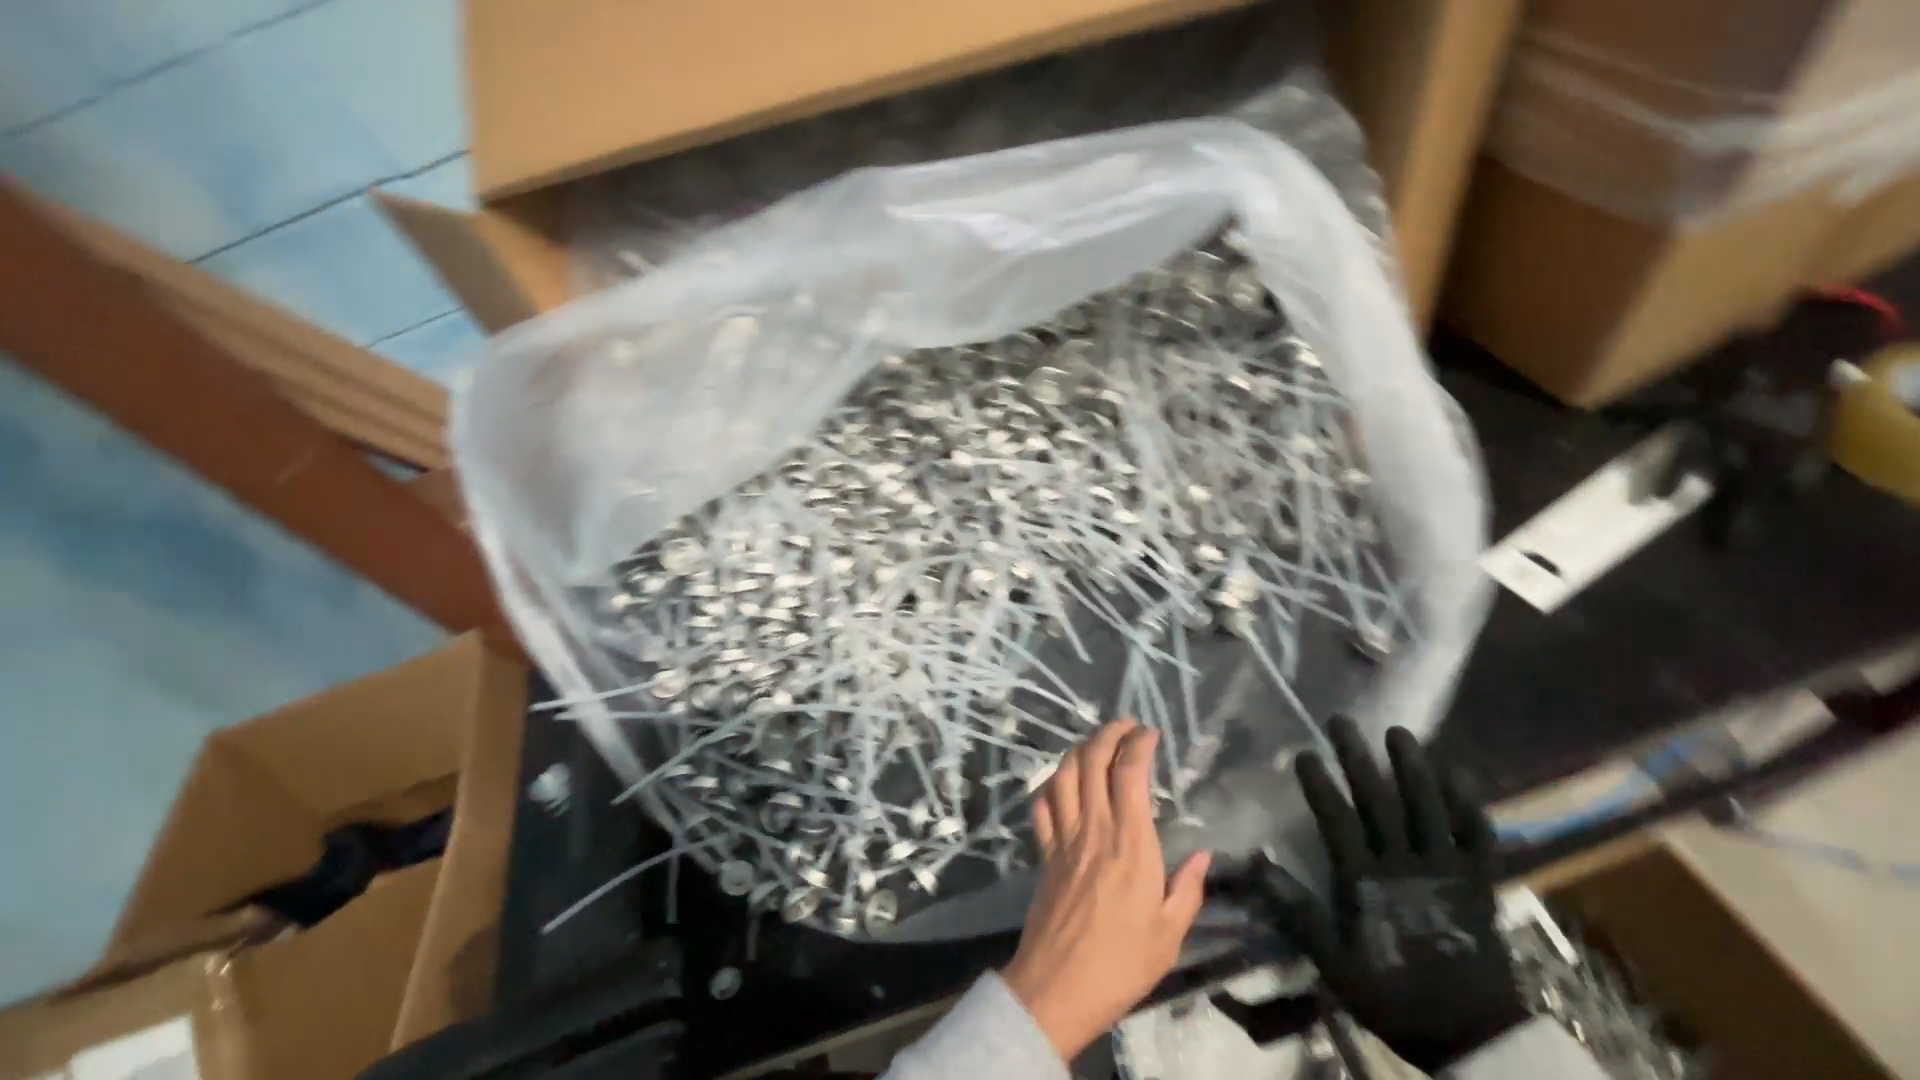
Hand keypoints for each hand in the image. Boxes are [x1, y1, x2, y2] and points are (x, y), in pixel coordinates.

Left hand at [1002, 719, 1211, 1061]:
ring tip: (1096, 742)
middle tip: (1125, 724)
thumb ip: (1188, 889)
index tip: (1150, 733)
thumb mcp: (1170, 934)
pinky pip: (1042, 807)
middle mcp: (1094, 831)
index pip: (1129, 774)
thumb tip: (1204, 855)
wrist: (1057, 988)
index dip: (1138, 744)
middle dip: (1107, 734)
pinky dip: (1051, 784)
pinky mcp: (1044, 855)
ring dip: (1078, 750)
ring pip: (1062, 777)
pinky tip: (1060, 782)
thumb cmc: (1121, 964)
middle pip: (1091, 763)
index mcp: (1131, 845)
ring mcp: (1063, 840)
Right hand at [1264, 719, 1526, 1073]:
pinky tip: (1457, 774)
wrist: (1471, 1033)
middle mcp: (1407, 865)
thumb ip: (1297, 913)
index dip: (1319, 785)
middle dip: (1358, 758)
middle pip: (1380, 801)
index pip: (1338, 821)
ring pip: (1429, 807)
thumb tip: (1254, 865)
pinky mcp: (1481, 881)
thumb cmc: (1393, 996)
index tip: (1302, 754)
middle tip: (1341, 722)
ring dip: (1412, 767)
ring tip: (1397, 732)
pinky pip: (1477, 834)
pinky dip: (1468, 803)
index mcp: (1368, 883)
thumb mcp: (1334, 963)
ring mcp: (1448, 870)